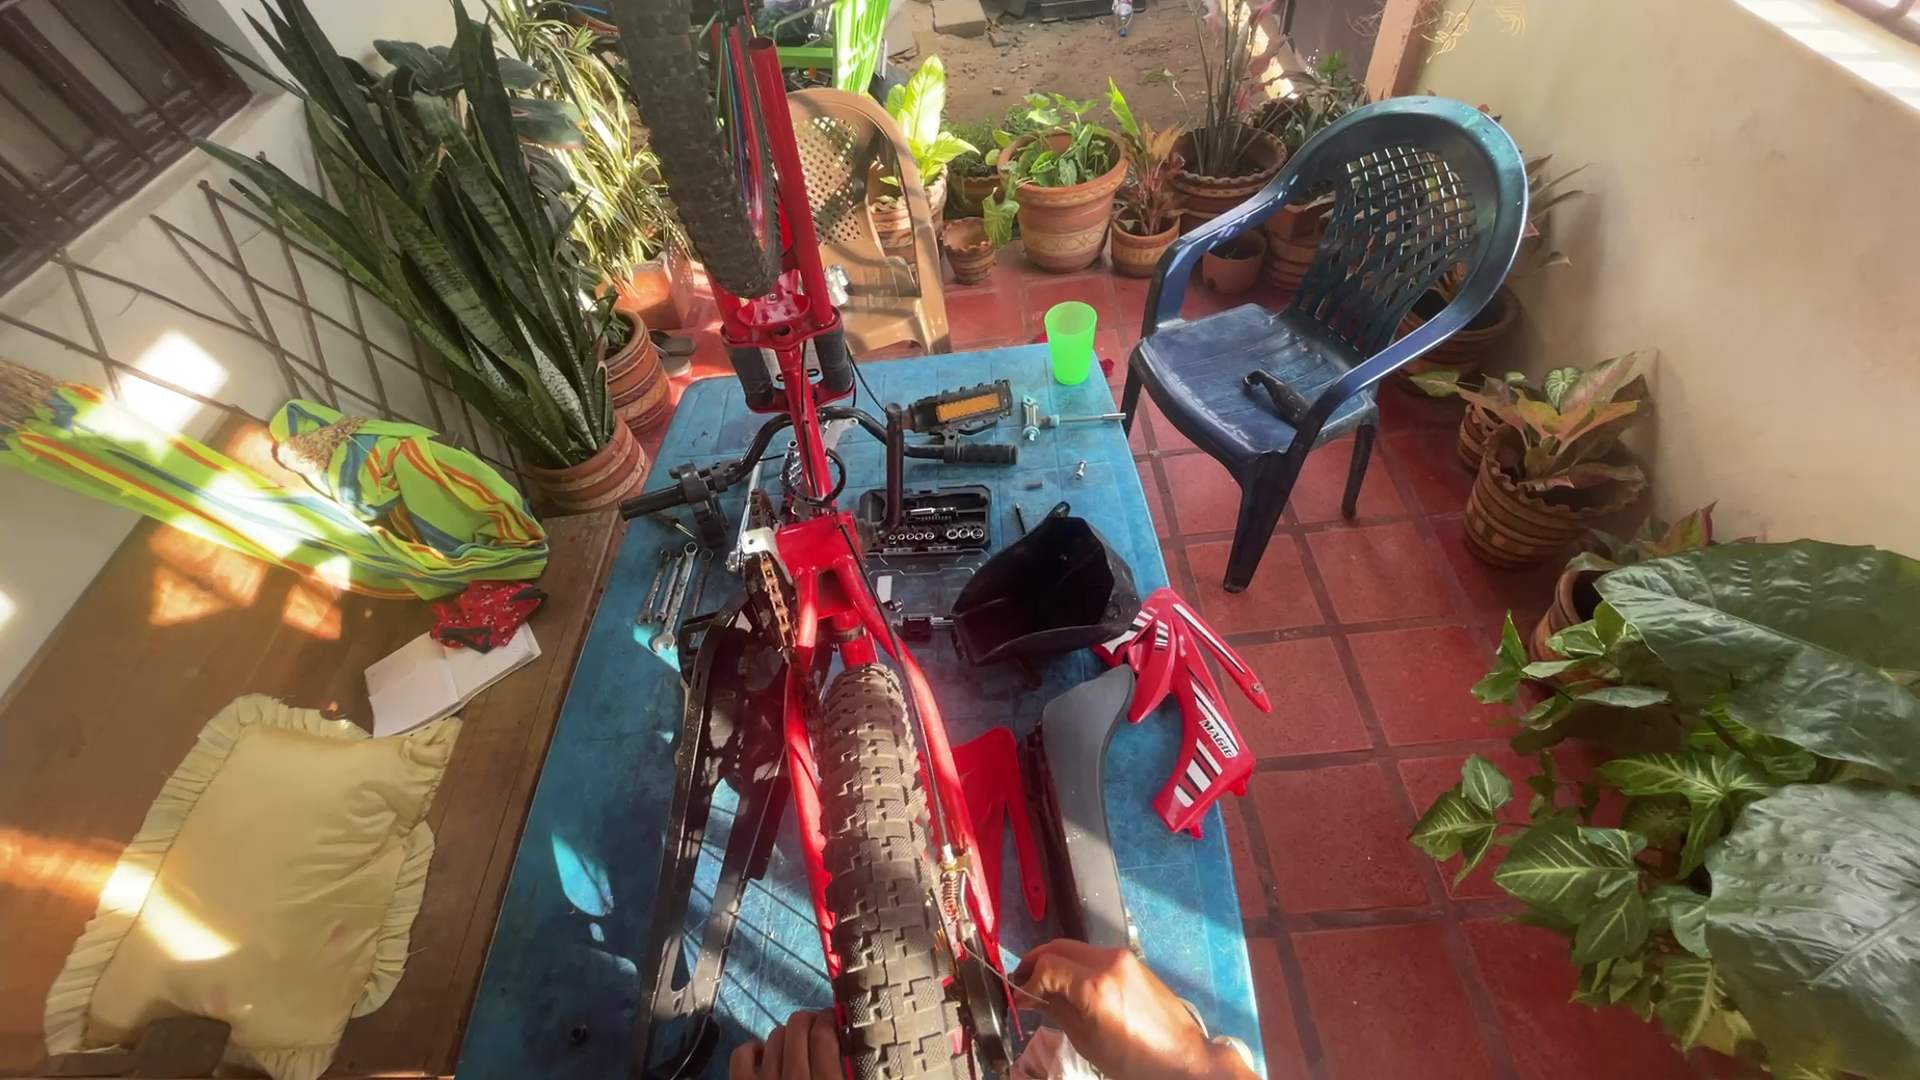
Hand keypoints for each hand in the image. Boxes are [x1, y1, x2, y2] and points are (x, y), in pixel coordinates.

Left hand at [729, 1010, 839, 1079]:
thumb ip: (842, 1069)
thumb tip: (847, 1040)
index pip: (823, 1034)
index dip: (830, 1018)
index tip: (834, 1019)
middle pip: (798, 1026)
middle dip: (809, 1020)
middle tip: (816, 1030)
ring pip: (775, 1034)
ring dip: (786, 1035)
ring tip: (793, 1047)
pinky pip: (742, 1054)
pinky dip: (754, 1049)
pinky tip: (765, 1057)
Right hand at [1012, 940, 1251, 1079]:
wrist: (1183, 1058)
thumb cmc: (1133, 1061)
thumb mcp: (1088, 1041)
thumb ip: (1056, 1010)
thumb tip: (1030, 997)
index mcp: (1094, 985)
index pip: (1047, 966)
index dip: (1027, 981)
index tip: (1018, 998)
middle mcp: (1106, 960)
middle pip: (1057, 947)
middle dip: (1035, 963)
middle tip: (1023, 985)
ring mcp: (1119, 955)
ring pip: (1073, 947)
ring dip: (1054, 961)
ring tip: (1043, 985)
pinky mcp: (1128, 957)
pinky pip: (1091, 953)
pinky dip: (1073, 963)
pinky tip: (1069, 983)